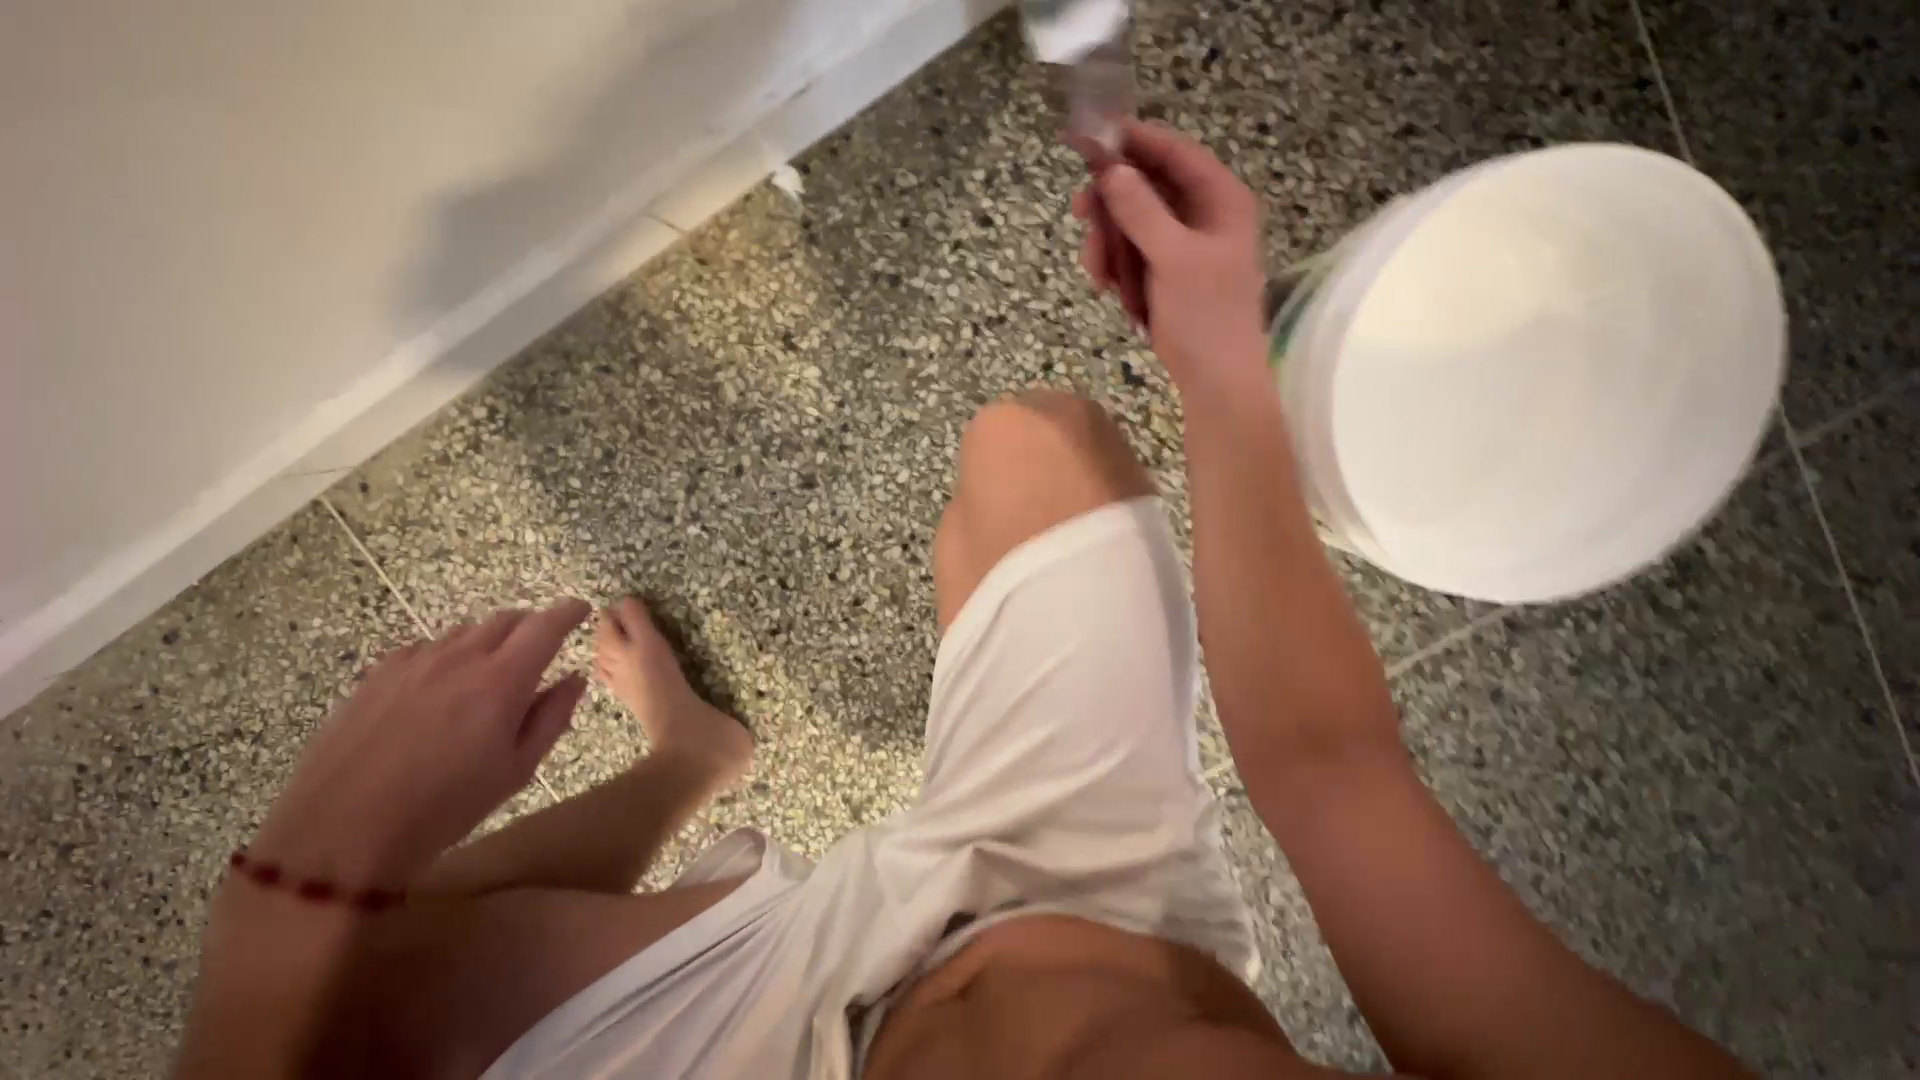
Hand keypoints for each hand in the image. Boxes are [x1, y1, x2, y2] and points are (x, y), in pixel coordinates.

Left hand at [247, 600, 590, 888]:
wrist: (341, 832)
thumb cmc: (445, 807)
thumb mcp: (516, 771)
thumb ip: (552, 717)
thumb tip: (574, 679)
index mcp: (501, 681)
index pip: (545, 626)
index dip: (569, 612)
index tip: (582, 609)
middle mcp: (460, 658)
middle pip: (506, 619)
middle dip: (531, 625)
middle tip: (541, 647)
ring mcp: (414, 662)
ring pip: (465, 632)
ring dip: (489, 641)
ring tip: (489, 673)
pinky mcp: (378, 675)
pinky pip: (426, 648)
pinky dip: (448, 655)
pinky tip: (441, 688)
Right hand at [1071, 120, 1270, 395]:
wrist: (1216, 380)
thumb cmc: (1206, 314)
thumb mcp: (1173, 257)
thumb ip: (1141, 211)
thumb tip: (1112, 170)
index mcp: (1221, 201)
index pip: (1176, 153)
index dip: (1136, 141)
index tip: (1093, 136)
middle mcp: (1204, 217)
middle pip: (1148, 187)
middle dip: (1112, 203)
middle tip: (1080, 211)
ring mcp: (1184, 248)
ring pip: (1133, 224)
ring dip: (1108, 243)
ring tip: (1097, 273)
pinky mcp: (1166, 277)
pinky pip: (1132, 256)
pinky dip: (1116, 267)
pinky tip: (1107, 289)